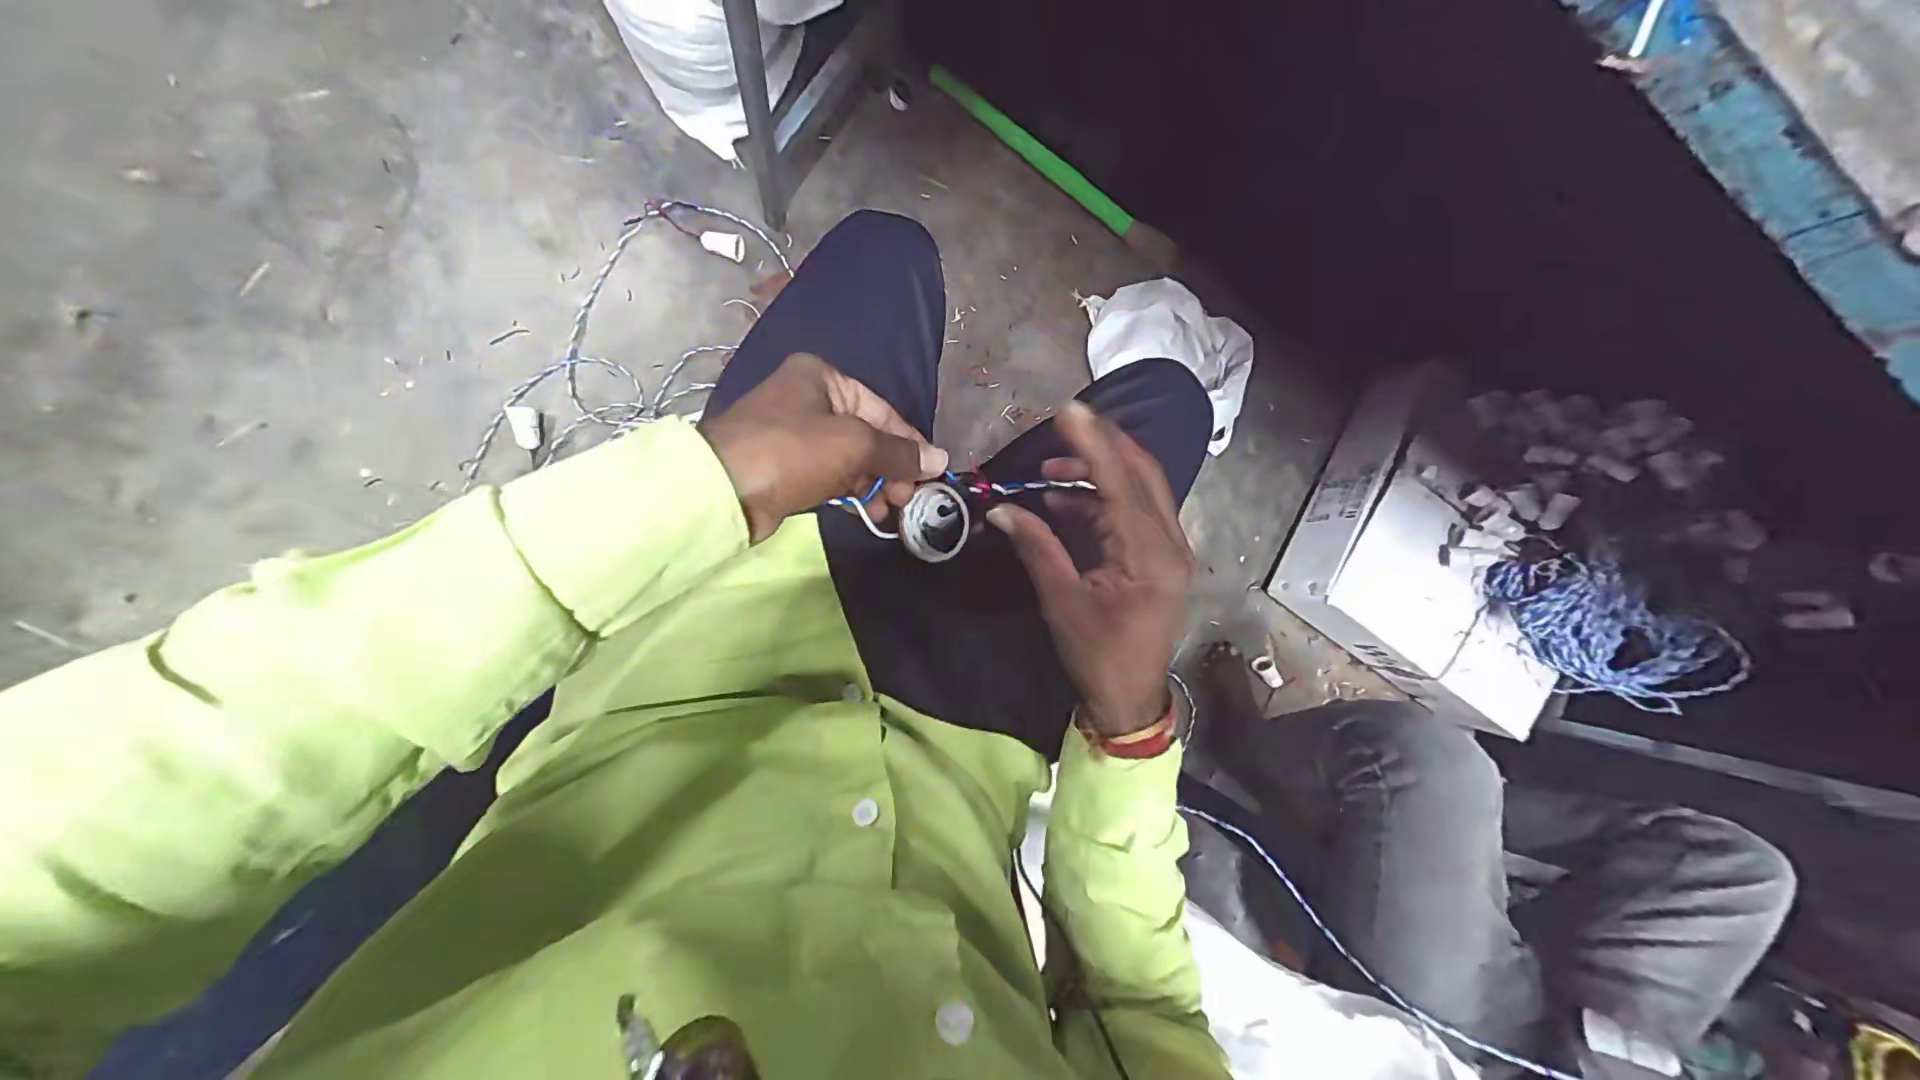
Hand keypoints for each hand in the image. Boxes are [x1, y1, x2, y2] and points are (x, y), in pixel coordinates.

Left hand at [699, 353, 947, 542]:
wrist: (723, 488)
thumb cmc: (793, 452)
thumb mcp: (855, 446)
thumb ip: (900, 453)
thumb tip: (940, 459)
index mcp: (823, 377)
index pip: (883, 410)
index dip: (910, 444)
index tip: (931, 475)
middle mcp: (809, 398)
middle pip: (868, 435)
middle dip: (892, 469)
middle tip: (906, 499)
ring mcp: (795, 433)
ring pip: (851, 459)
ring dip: (875, 485)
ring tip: (889, 511)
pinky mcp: (786, 466)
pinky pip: (831, 475)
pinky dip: (851, 491)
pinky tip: (868, 512)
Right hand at [986, 401, 1193, 735]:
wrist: (1130, 698)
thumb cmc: (1097, 655)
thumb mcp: (1061, 601)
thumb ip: (1036, 547)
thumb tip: (1004, 508)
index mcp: (1150, 555)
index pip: (1121, 483)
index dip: (1093, 444)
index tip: (1069, 411)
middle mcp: (1170, 544)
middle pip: (1142, 474)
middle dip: (1101, 447)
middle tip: (1061, 431)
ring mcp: (1170, 550)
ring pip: (1138, 491)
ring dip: (1097, 475)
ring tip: (1050, 473)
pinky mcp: (1160, 557)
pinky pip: (1133, 513)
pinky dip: (1101, 502)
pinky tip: (1065, 504)